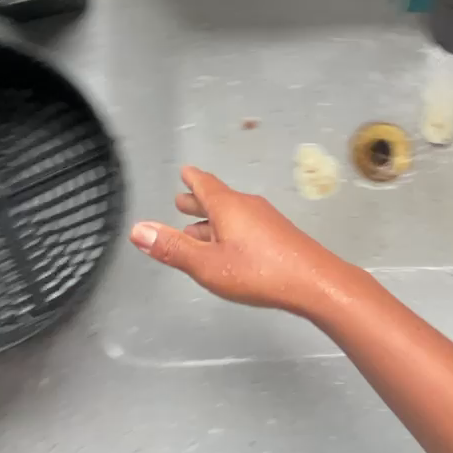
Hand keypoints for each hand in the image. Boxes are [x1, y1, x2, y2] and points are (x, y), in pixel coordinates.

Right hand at [130, 165, 362, 314]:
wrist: (314, 281)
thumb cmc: (258, 271)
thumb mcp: (207, 264)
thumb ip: (172, 248)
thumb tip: (138, 229)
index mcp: (228, 206)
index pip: (204, 185)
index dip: (191, 179)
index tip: (184, 171)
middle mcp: (247, 206)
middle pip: (218, 198)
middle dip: (198, 201)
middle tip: (181, 200)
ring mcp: (266, 220)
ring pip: (232, 214)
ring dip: (212, 219)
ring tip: (196, 228)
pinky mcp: (278, 236)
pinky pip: (245, 226)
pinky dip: (228, 230)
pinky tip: (228, 246)